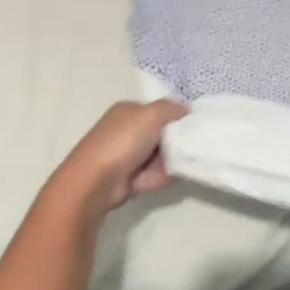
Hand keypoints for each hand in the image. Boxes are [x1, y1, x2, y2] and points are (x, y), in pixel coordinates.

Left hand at [44, 100, 188, 218]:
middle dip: (176, 141)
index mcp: (128, 111)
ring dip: (172, 160)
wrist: (97, 181)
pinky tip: (170, 176)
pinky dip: (163, 176)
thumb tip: (185, 109)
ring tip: (181, 162)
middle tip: (191, 145)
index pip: (158, 110)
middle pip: (162, 134)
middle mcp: (127, 131)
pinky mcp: (131, 177)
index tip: (193, 125)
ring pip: (161, 156)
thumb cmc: (123, 141)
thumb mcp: (151, 114)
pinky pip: (156, 174)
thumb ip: (171, 108)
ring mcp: (128, 155)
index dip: (175, 116)